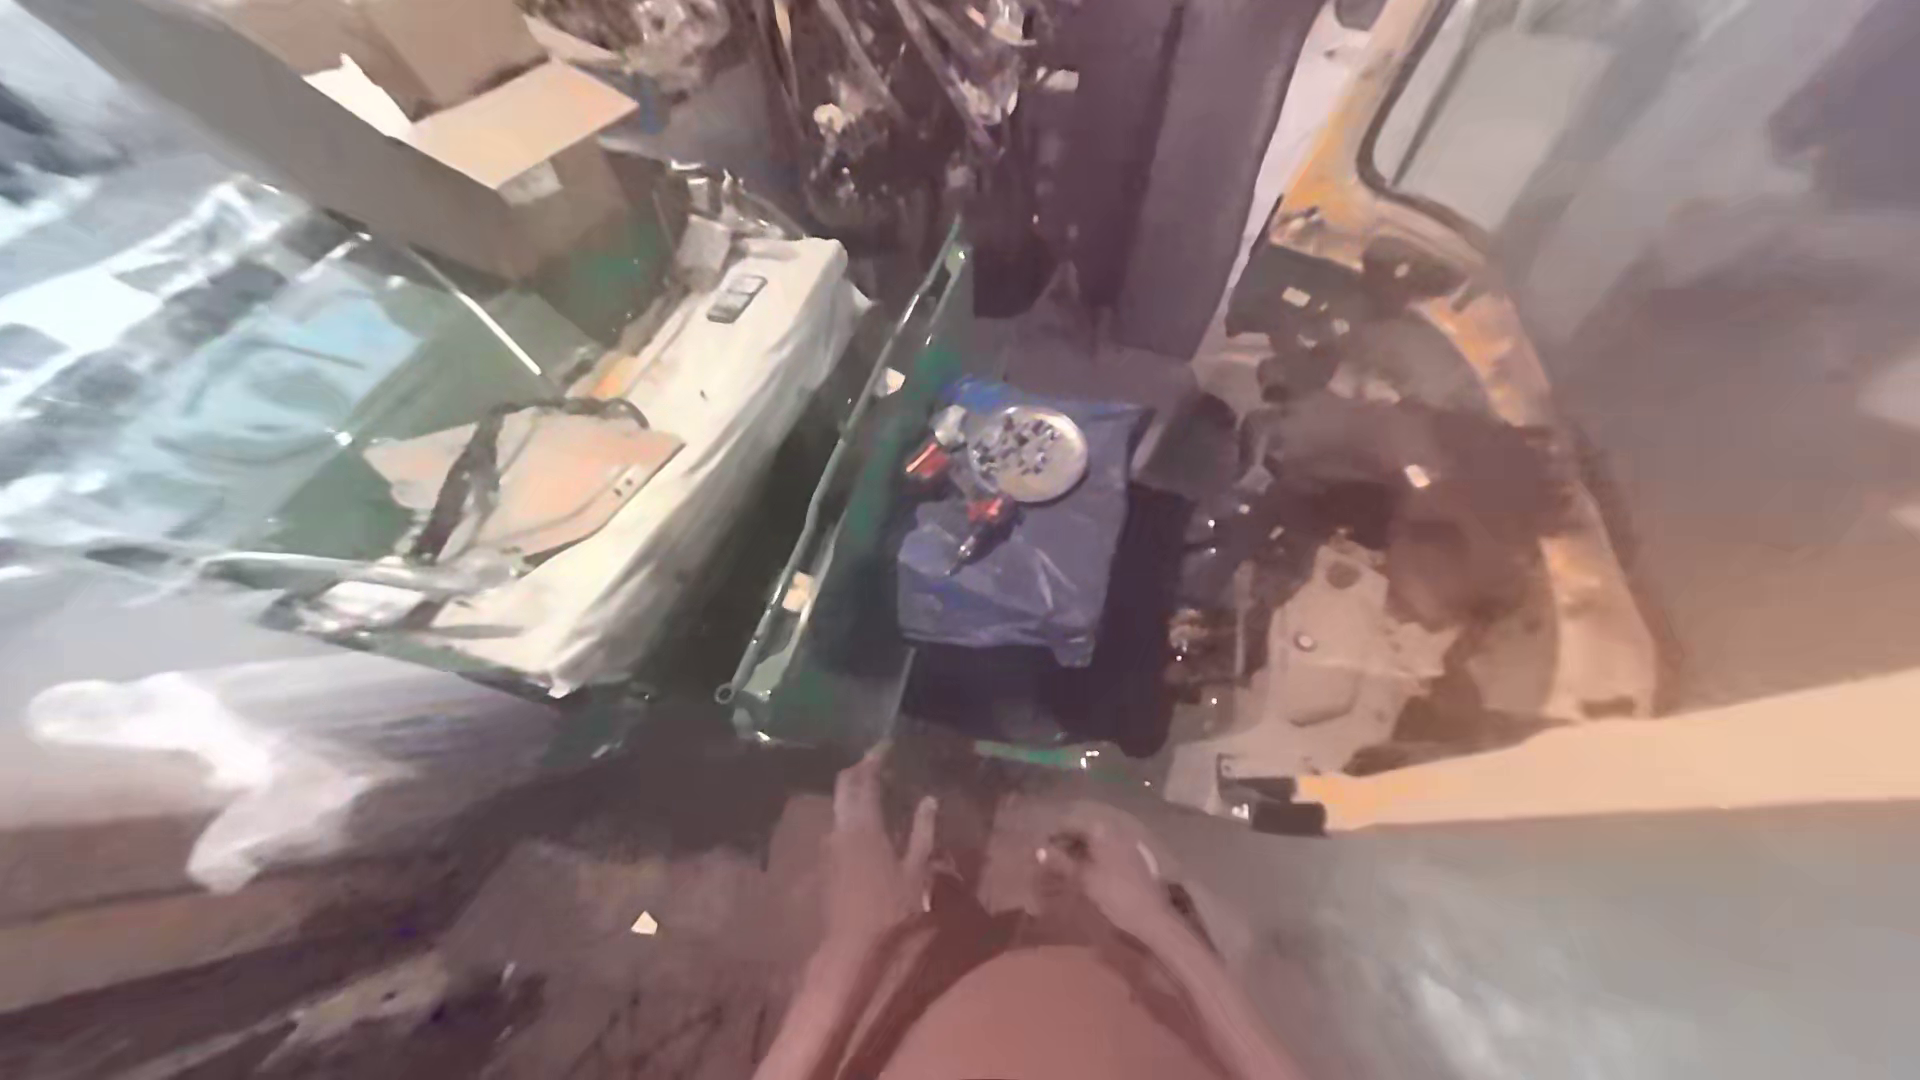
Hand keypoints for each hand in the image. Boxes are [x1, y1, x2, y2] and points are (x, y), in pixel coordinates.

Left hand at [823, 743, 937, 952]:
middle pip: (844, 785)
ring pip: (839, 804)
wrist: (850, 951)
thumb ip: (923, 830)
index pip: (864, 778)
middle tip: (881, 761)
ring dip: (855, 790)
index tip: (887, 744)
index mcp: (863, 825)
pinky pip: (839, 823)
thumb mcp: (916, 869)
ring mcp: (829, 845)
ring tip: (880, 790)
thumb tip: (929, 799)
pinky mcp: (825, 862)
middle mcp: (840, 828)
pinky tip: (870, 822)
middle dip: (860, 768)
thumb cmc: (890, 909)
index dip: (875, 757)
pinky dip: (852, 811)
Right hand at [1049, 801, 1180, 939]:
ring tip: (1065, 869)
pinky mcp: (1133, 857)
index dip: (1052, 836)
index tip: (1039, 849)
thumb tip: (1037, 849)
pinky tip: (1086, 873)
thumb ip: (1060, 861)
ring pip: (1094, 843)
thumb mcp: (1082, 878)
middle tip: (1050, 861)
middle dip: (1065, 845)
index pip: (1067, 824)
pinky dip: (1093, 859)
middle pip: (1082, 832)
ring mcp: (1124, 842)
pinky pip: (1106, 851)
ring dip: (1078, 853)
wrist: (1152, 918)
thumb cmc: (1114, 894)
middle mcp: (1112, 830)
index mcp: (1099, 829)